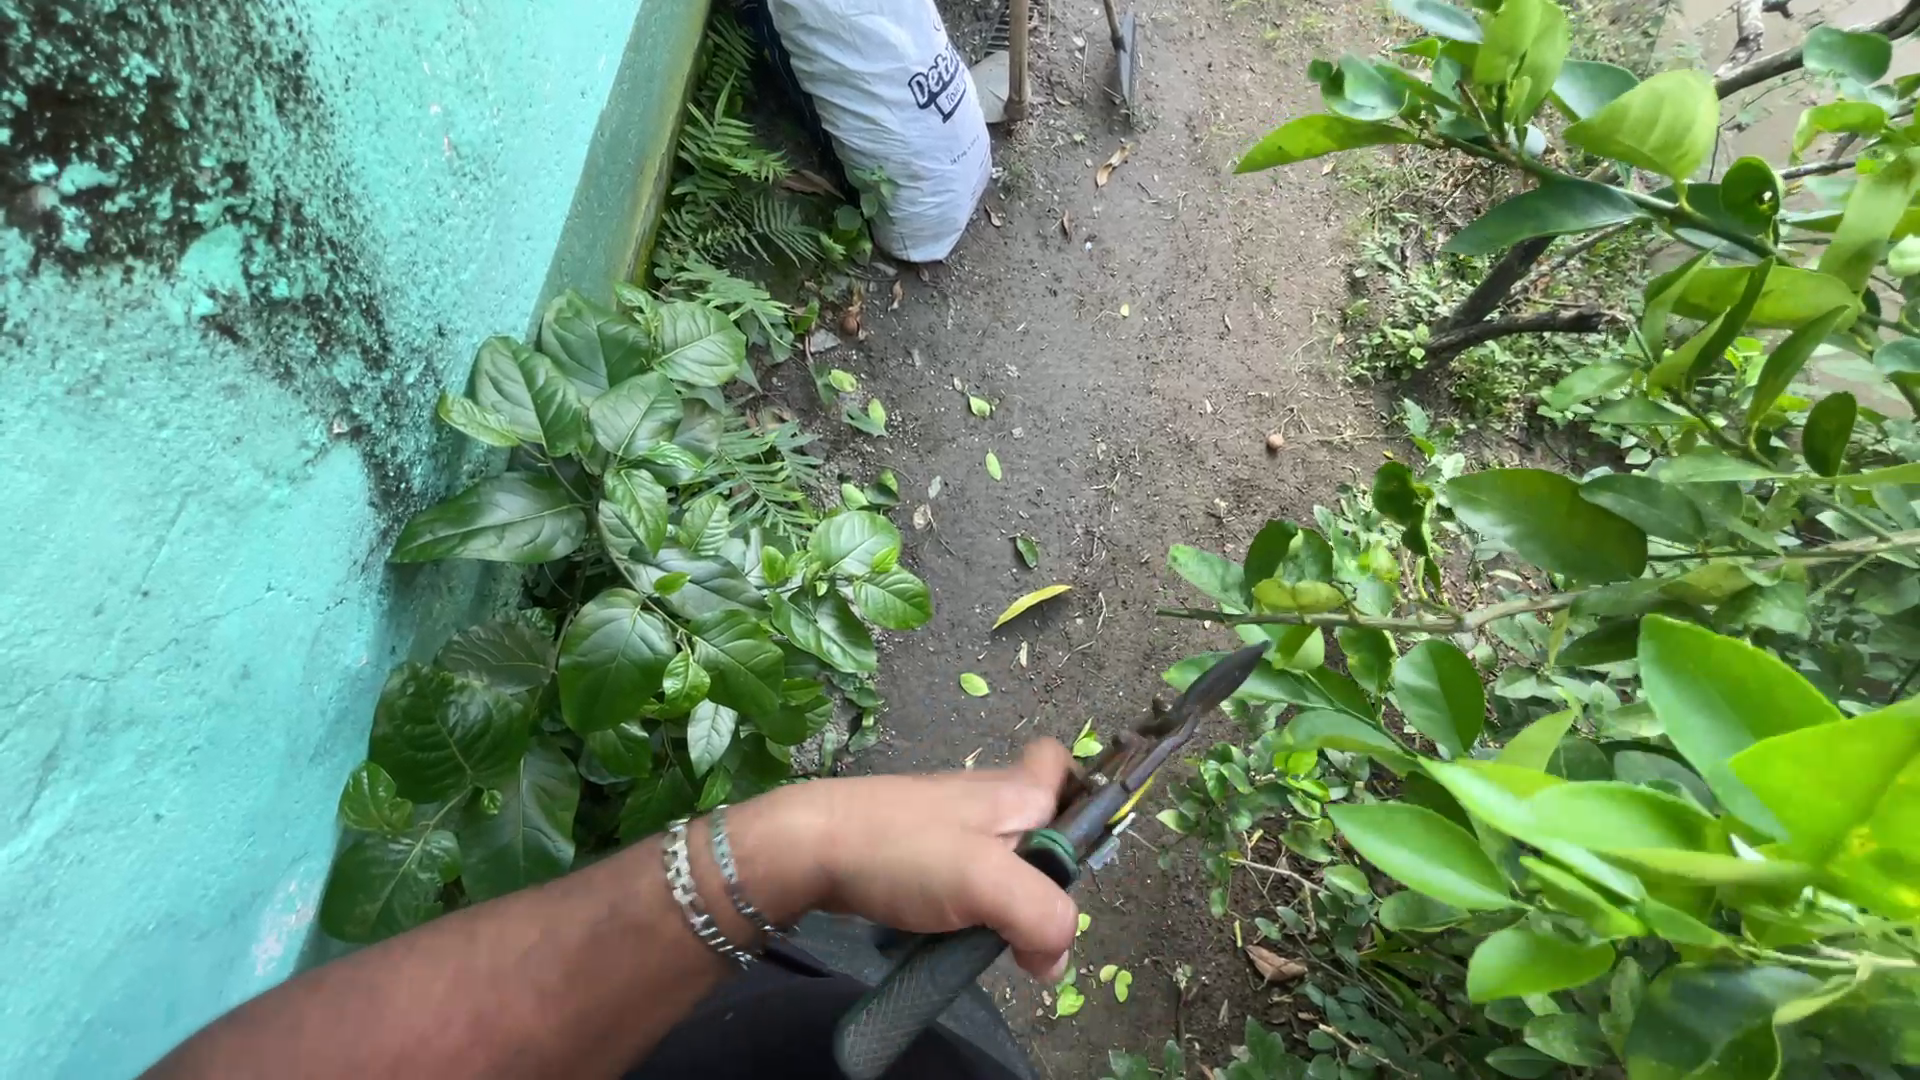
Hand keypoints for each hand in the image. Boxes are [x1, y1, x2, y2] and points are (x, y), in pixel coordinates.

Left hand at [730, 740, 1078, 979]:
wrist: (816, 847)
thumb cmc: (907, 850)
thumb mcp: (988, 881)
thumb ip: (1042, 915)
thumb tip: (1054, 957)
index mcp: (1016, 789)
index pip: (1061, 762)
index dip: (1081, 795)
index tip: (1074, 848)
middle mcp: (990, 797)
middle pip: (1041, 828)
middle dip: (1045, 878)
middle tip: (1027, 917)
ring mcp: (954, 822)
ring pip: (1004, 860)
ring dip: (1005, 902)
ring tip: (983, 932)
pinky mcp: (925, 847)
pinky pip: (968, 876)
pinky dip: (971, 906)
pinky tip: (952, 929)